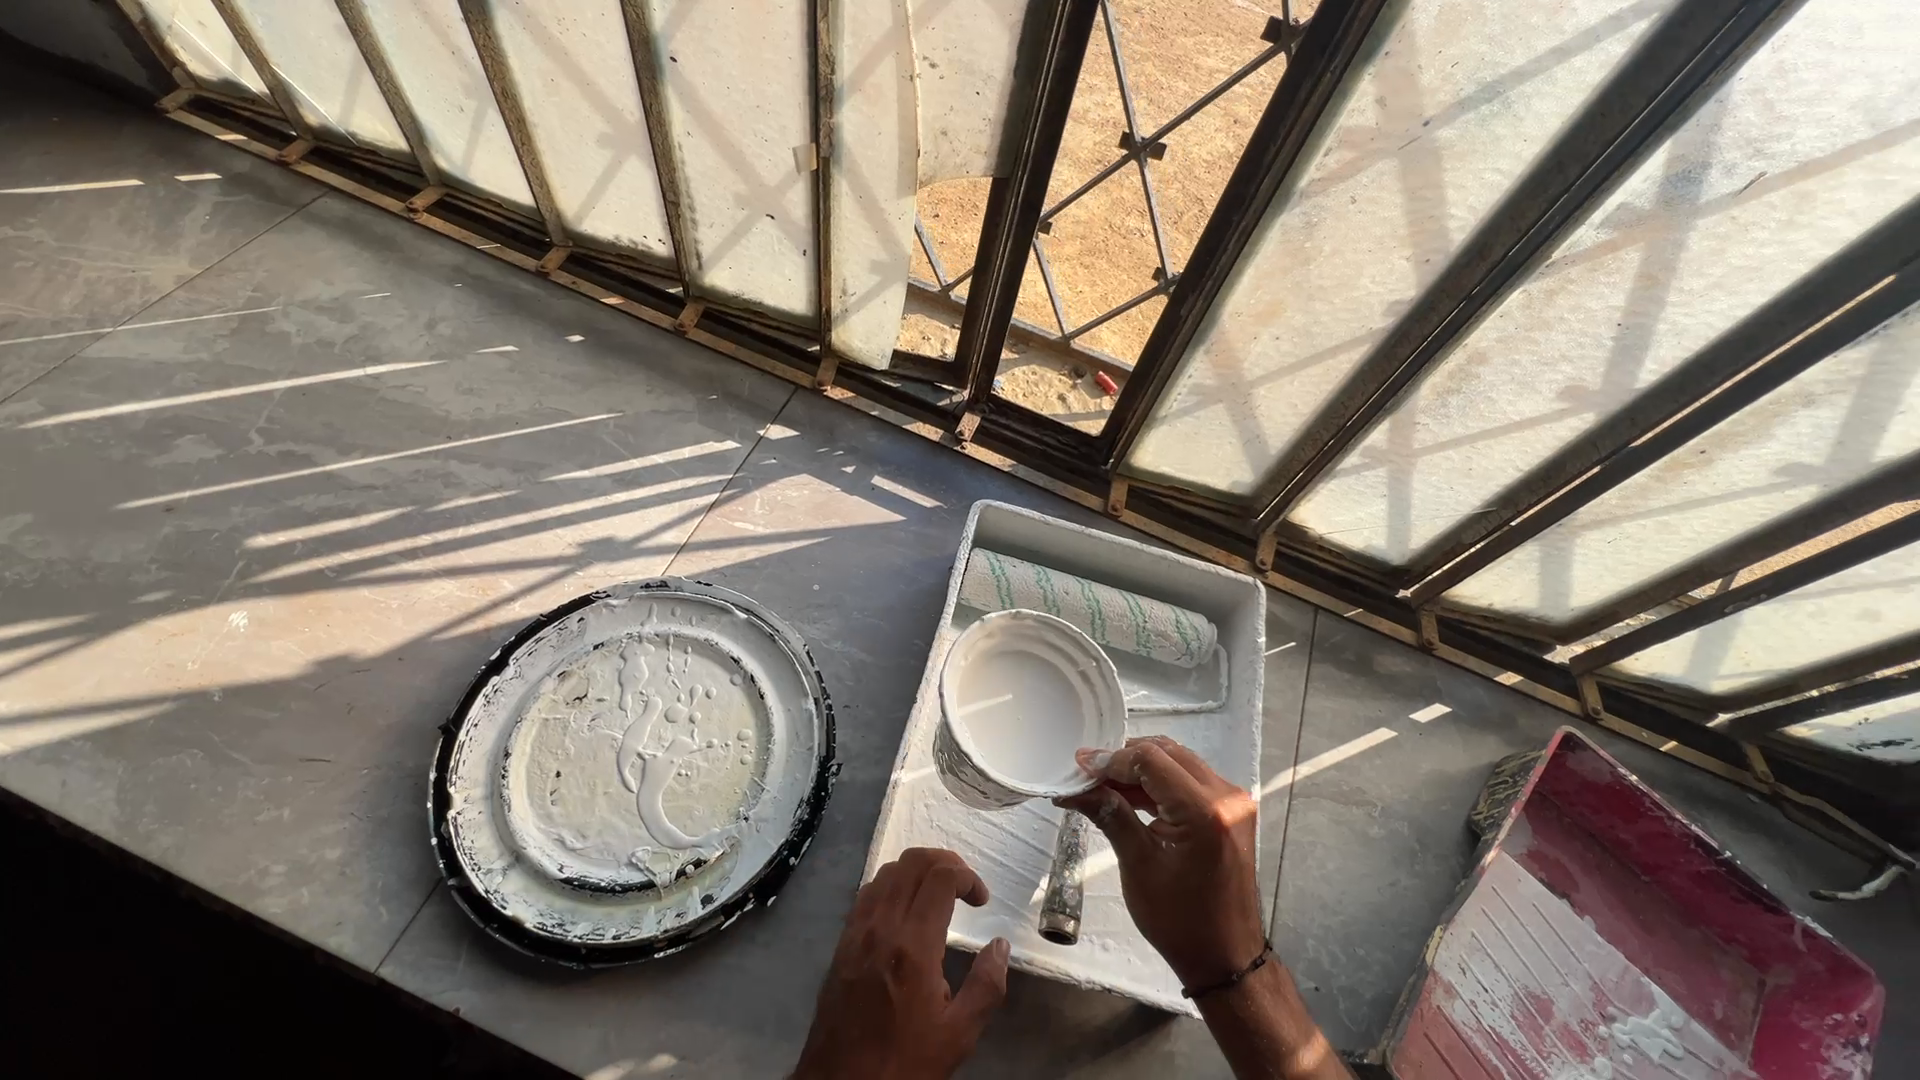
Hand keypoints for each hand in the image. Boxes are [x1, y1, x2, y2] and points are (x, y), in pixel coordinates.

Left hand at [792, 848, 1010, 1079]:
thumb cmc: (903, 1062)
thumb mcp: (958, 1035)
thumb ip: (986, 986)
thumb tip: (1000, 946)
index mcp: (913, 945)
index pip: (940, 877)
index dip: (967, 876)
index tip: (981, 900)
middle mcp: (882, 926)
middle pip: (913, 862)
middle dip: (946, 862)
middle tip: (965, 887)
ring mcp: (857, 930)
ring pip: (888, 871)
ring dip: (918, 870)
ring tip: (939, 894)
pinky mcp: (843, 940)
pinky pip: (869, 891)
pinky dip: (893, 884)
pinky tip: (906, 909)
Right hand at [1056, 735, 1265, 989]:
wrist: (1226, 956)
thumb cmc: (1179, 920)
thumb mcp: (1138, 864)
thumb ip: (1110, 814)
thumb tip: (1077, 786)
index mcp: (1204, 811)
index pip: (1150, 760)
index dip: (1111, 759)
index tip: (1078, 767)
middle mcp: (1225, 796)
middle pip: (1166, 752)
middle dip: (1124, 760)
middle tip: (1087, 775)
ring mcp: (1233, 802)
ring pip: (1178, 762)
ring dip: (1141, 769)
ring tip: (1103, 785)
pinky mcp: (1231, 811)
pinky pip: (1190, 779)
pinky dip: (1160, 782)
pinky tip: (1130, 795)